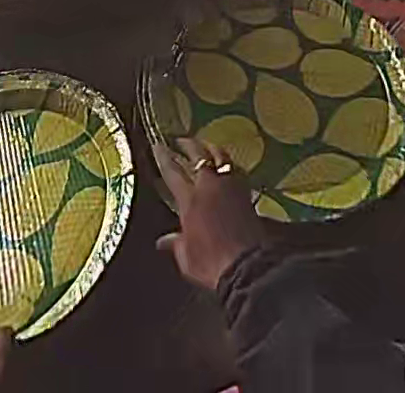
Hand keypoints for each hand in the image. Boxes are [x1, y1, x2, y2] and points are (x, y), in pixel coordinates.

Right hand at [153, 137, 266, 289]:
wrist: (247, 264)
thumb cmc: (211, 263)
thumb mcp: (187, 258)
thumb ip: (176, 244)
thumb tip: (163, 241)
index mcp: (190, 200)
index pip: (172, 172)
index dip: (163, 157)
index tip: (158, 145)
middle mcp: (209, 186)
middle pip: (198, 155)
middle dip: (187, 144)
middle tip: (180, 139)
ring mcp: (230, 185)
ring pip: (219, 156)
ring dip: (210, 148)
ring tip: (205, 145)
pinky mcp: (246, 191)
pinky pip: (235, 168)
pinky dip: (228, 164)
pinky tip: (228, 166)